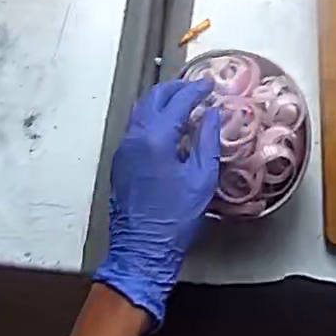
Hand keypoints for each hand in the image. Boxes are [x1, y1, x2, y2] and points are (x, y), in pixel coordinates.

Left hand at [93, 79, 219, 322]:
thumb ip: (208, 139)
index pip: (178, 101)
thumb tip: (213, 115)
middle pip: (154, 98)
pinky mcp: (122, 162)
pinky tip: (171, 123)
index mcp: (155, 139)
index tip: (210, 83)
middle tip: (198, 86)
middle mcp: (134, 139)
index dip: (197, 89)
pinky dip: (155, 115)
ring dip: (164, 99)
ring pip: (142, 110)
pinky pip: (137, 125)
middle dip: (177, 88)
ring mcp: (124, 150)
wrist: (141, 252)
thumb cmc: (174, 219)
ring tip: (185, 100)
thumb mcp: (202, 177)